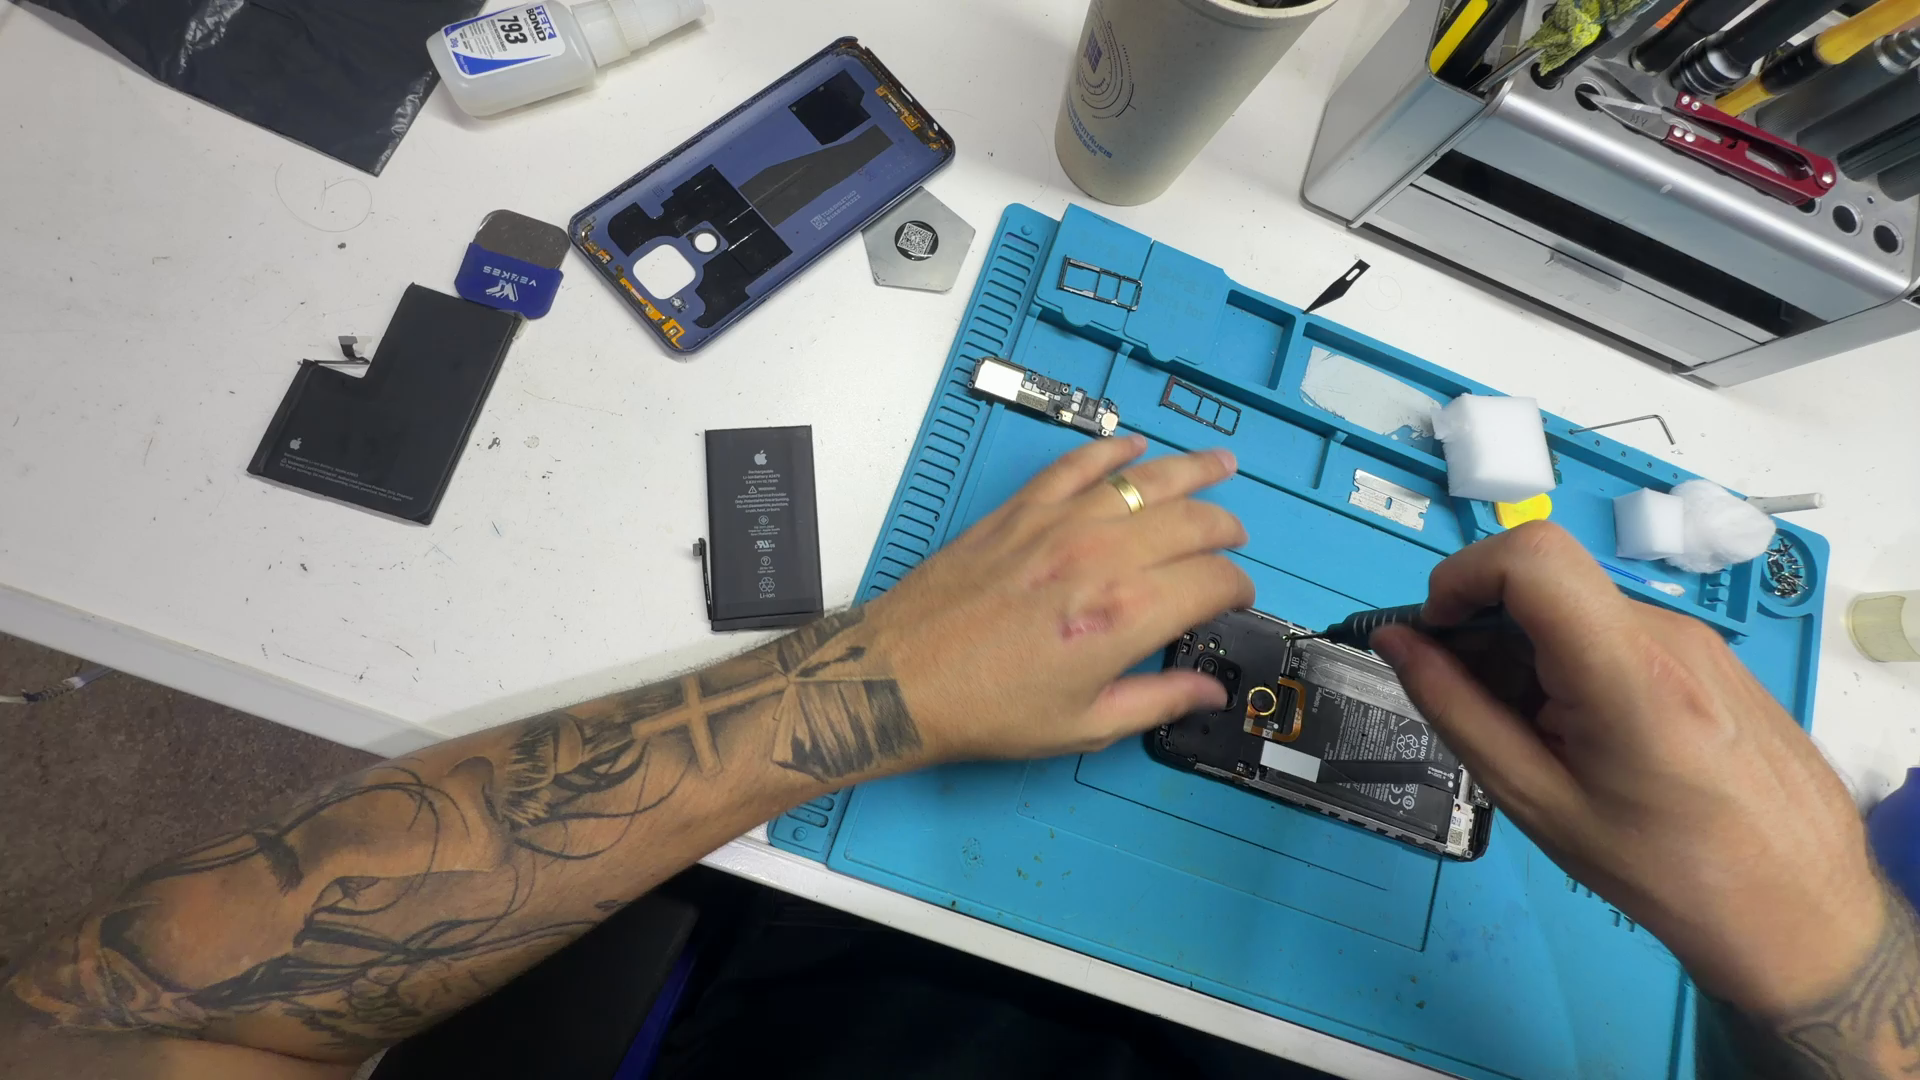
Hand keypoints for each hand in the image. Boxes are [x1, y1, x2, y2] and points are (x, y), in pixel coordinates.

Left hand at [865, 435, 1251, 765]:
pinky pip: (1077, 464)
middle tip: (1233, 537)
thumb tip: (1208, 691)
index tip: (1233, 598)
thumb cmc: (988, 708)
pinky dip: (1110, 451)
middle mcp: (1100, 556)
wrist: (904, 677)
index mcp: (1126, 613)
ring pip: (1145, 479)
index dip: (1237, 588)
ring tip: (1220, 465)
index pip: (1214, 580)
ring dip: (1191, 470)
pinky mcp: (1020, 510)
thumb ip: (1158, 700)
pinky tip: (1132, 447)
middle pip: (1192, 519)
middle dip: (1226, 526)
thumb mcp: (1085, 724)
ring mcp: (1058, 523)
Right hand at [1371, 522, 1882, 1014]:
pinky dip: (1555, 656)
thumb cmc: (1658, 867)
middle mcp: (1666, 635)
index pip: (1530, 558)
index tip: (1437, 634)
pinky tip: (1570, 722)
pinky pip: (1600, 626)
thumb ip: (1451, 707)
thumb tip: (1392, 638)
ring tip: (1526, 724)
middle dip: (1476, 623)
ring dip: (1514, 646)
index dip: (1461, 576)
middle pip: (1537, 581)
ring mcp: (1692, 640)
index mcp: (1626, 674)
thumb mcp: (1530, 797)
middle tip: (1467, 696)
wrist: (1806, 913)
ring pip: (1564, 605)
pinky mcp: (1702, 653)